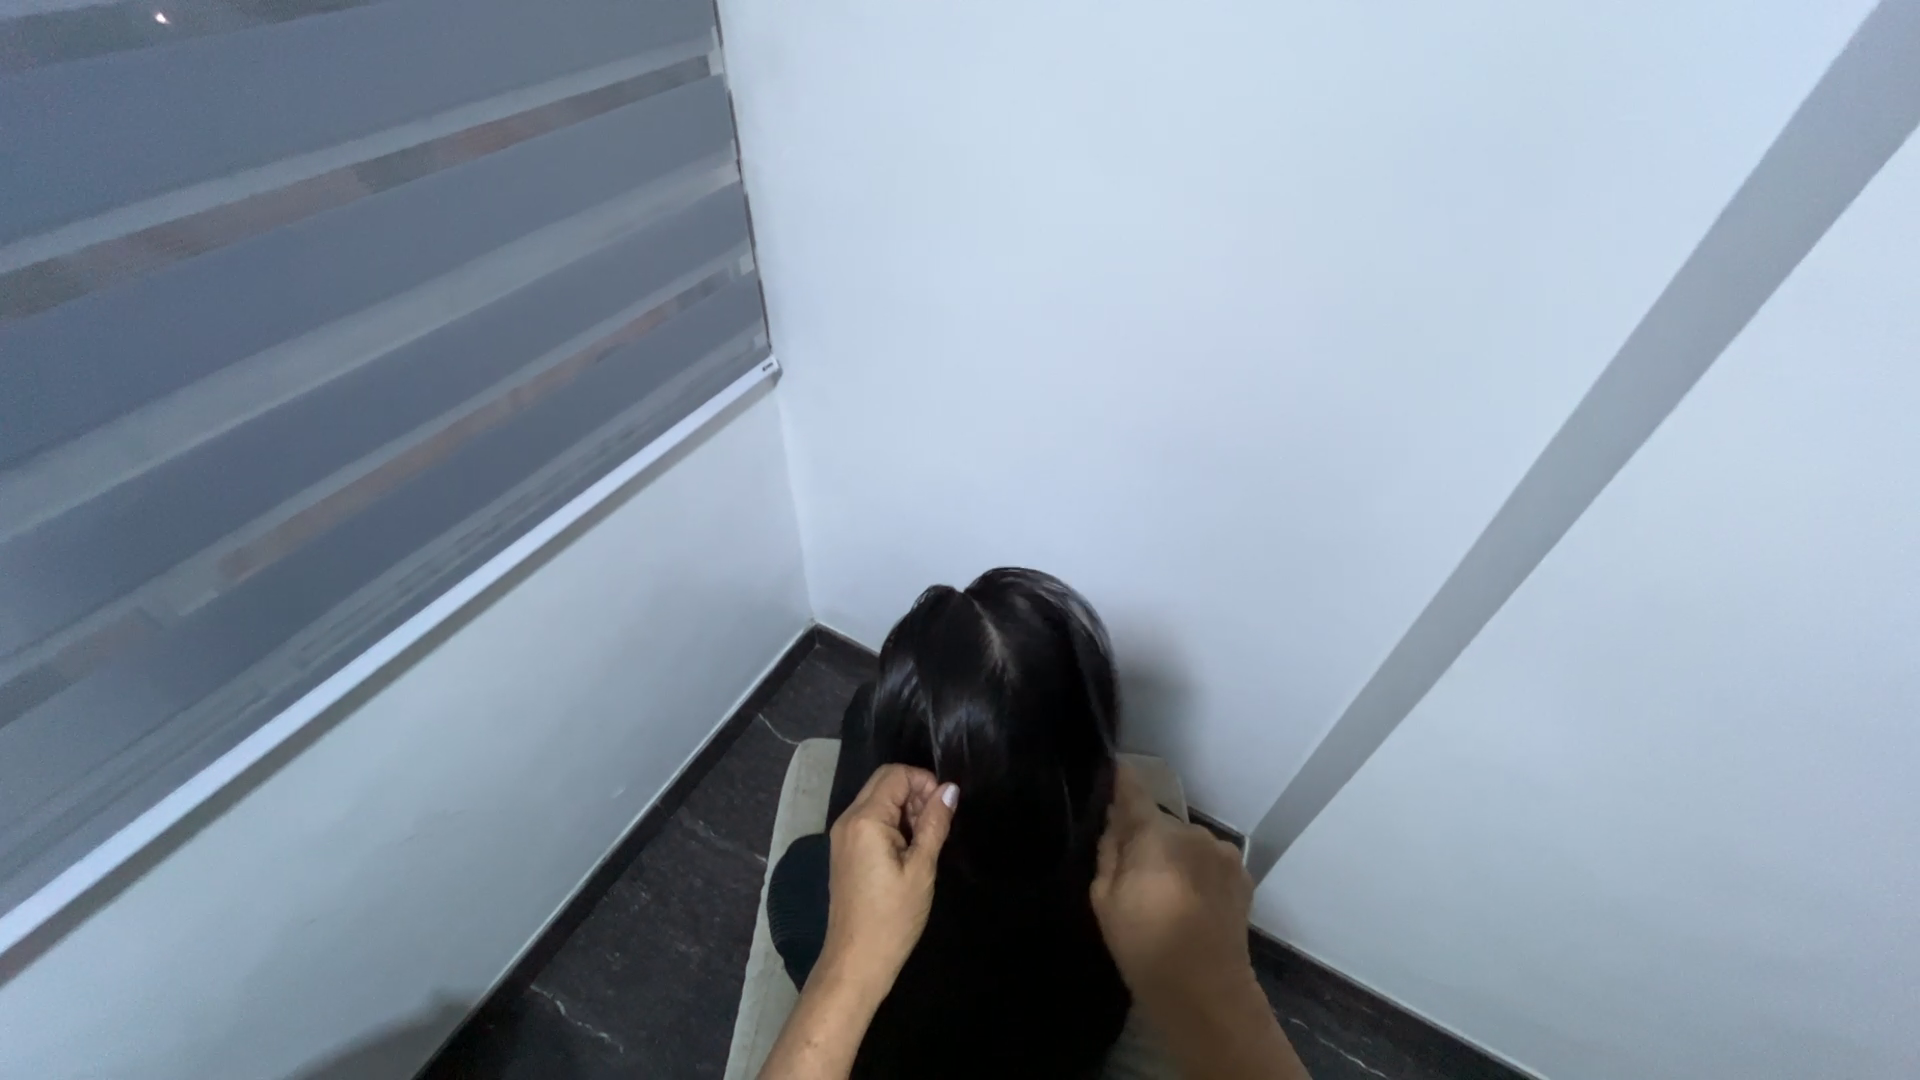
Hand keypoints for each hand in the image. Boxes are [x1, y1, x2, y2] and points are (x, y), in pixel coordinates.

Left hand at [820, 764, 959, 989]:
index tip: (943, 808)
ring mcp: (843, 834)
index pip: (896, 774)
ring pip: (878, 798)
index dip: (924, 781)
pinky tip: (909, 848)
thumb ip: (935, 823)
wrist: (856, 962)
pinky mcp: (845, 849)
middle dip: (914, 791)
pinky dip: (892, 821)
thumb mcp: (922, 868)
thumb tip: (950, 788)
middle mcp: (848, 819)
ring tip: (926, 838)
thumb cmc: (892, 917)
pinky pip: (870, 817)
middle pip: (884, 781)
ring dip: (905, 806)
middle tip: (936, 822)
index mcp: (865, 819)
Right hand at [1090, 763, 1254, 1008]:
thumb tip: (1115, 822)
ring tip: (1168, 894)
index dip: (1121, 778)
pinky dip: (1199, 870)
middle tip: (1135, 873)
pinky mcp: (1242, 873)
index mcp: (1154, 834)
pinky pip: (1209, 859)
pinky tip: (1193, 901)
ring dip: (1175, 854)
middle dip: (1147, 836)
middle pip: (1160, 822)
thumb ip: (1108, 851)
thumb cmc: (1145, 945)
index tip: (1112, 766)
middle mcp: (1191, 831)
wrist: (1207, 992)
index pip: (1133, 790)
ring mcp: (1222, 851)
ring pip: (1186, 841)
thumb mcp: (1104, 899)